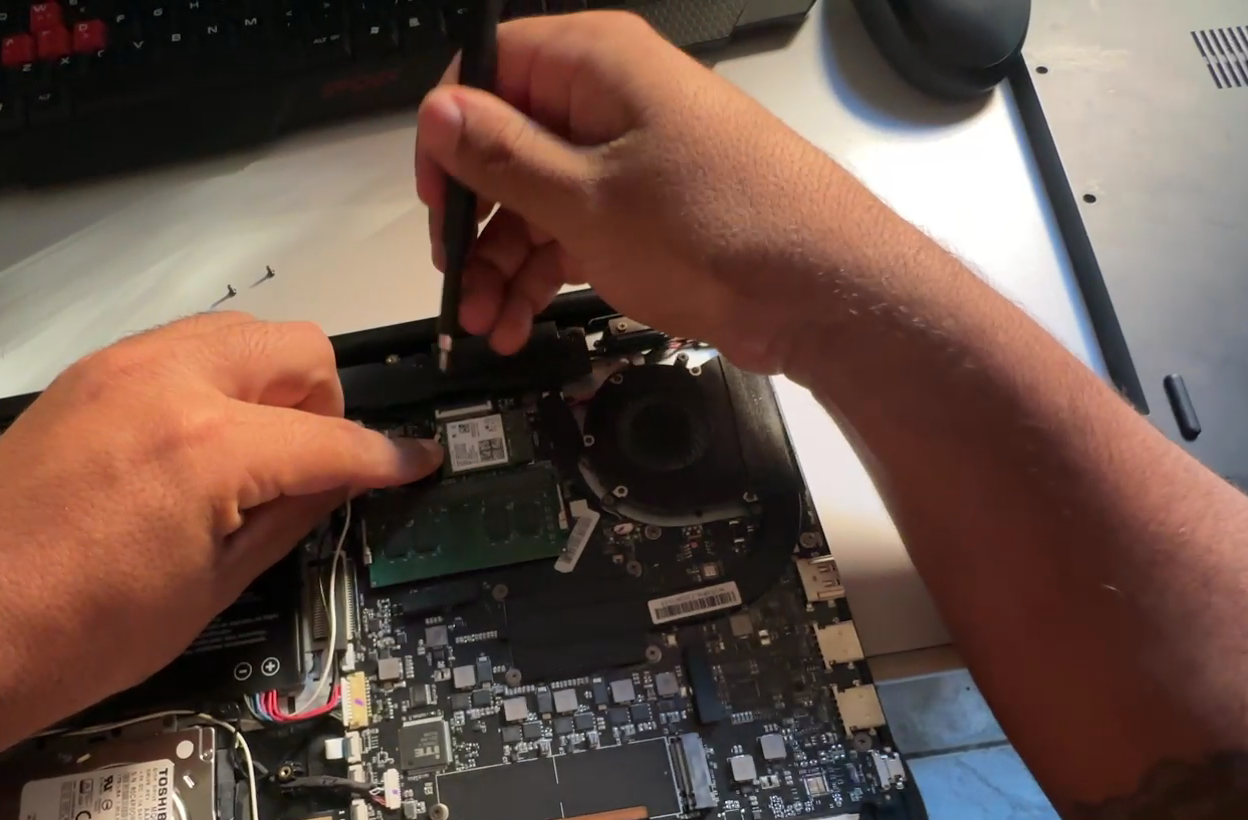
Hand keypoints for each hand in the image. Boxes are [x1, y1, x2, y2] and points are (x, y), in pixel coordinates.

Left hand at [0, 314, 440, 778]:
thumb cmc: (94, 634)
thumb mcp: (221, 583)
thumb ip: (297, 514)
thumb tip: (346, 478)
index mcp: (210, 448)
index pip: (333, 438)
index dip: (387, 457)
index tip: (418, 462)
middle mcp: (170, 381)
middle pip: (300, 347)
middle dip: (328, 404)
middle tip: (313, 465)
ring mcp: (122, 367)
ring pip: (245, 334)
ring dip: (275, 385)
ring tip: (256, 454)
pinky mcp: (91, 374)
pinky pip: (188, 349)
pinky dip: (221, 382)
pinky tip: (202, 444)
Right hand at [415, 12, 864, 371]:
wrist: (811, 292)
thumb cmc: (709, 229)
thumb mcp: (589, 198)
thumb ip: (505, 158)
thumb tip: (436, 110)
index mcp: (594, 66)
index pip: (489, 73)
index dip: (449, 137)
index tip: (436, 206)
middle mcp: (606, 105)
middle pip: (507, 152)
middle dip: (475, 226)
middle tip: (456, 287)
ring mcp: (624, 165)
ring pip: (535, 207)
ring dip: (502, 269)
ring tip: (485, 325)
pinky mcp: (637, 218)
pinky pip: (569, 239)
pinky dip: (540, 280)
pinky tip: (516, 323)